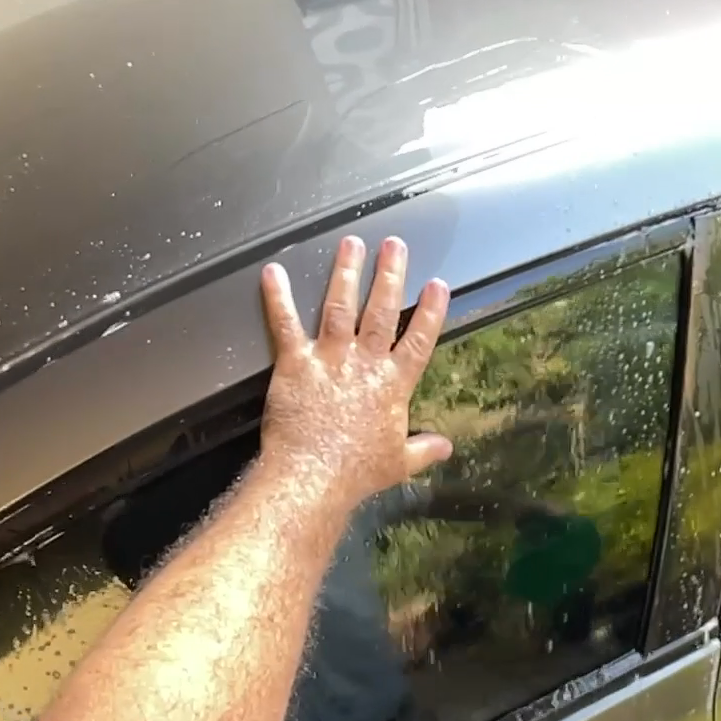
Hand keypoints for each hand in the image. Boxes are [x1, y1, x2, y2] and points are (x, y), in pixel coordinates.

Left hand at [259, 236, 452, 512]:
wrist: (314, 476)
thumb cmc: (358, 472)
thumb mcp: (400, 463)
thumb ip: (424, 450)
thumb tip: (447, 447)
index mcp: (393, 385)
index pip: (417, 341)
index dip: (430, 312)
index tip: (437, 284)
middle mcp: (364, 363)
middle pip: (380, 311)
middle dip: (390, 275)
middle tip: (394, 244)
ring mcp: (329, 359)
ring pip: (339, 307)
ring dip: (346, 273)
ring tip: (350, 244)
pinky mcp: (294, 363)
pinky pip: (285, 325)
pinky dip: (277, 297)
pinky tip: (273, 271)